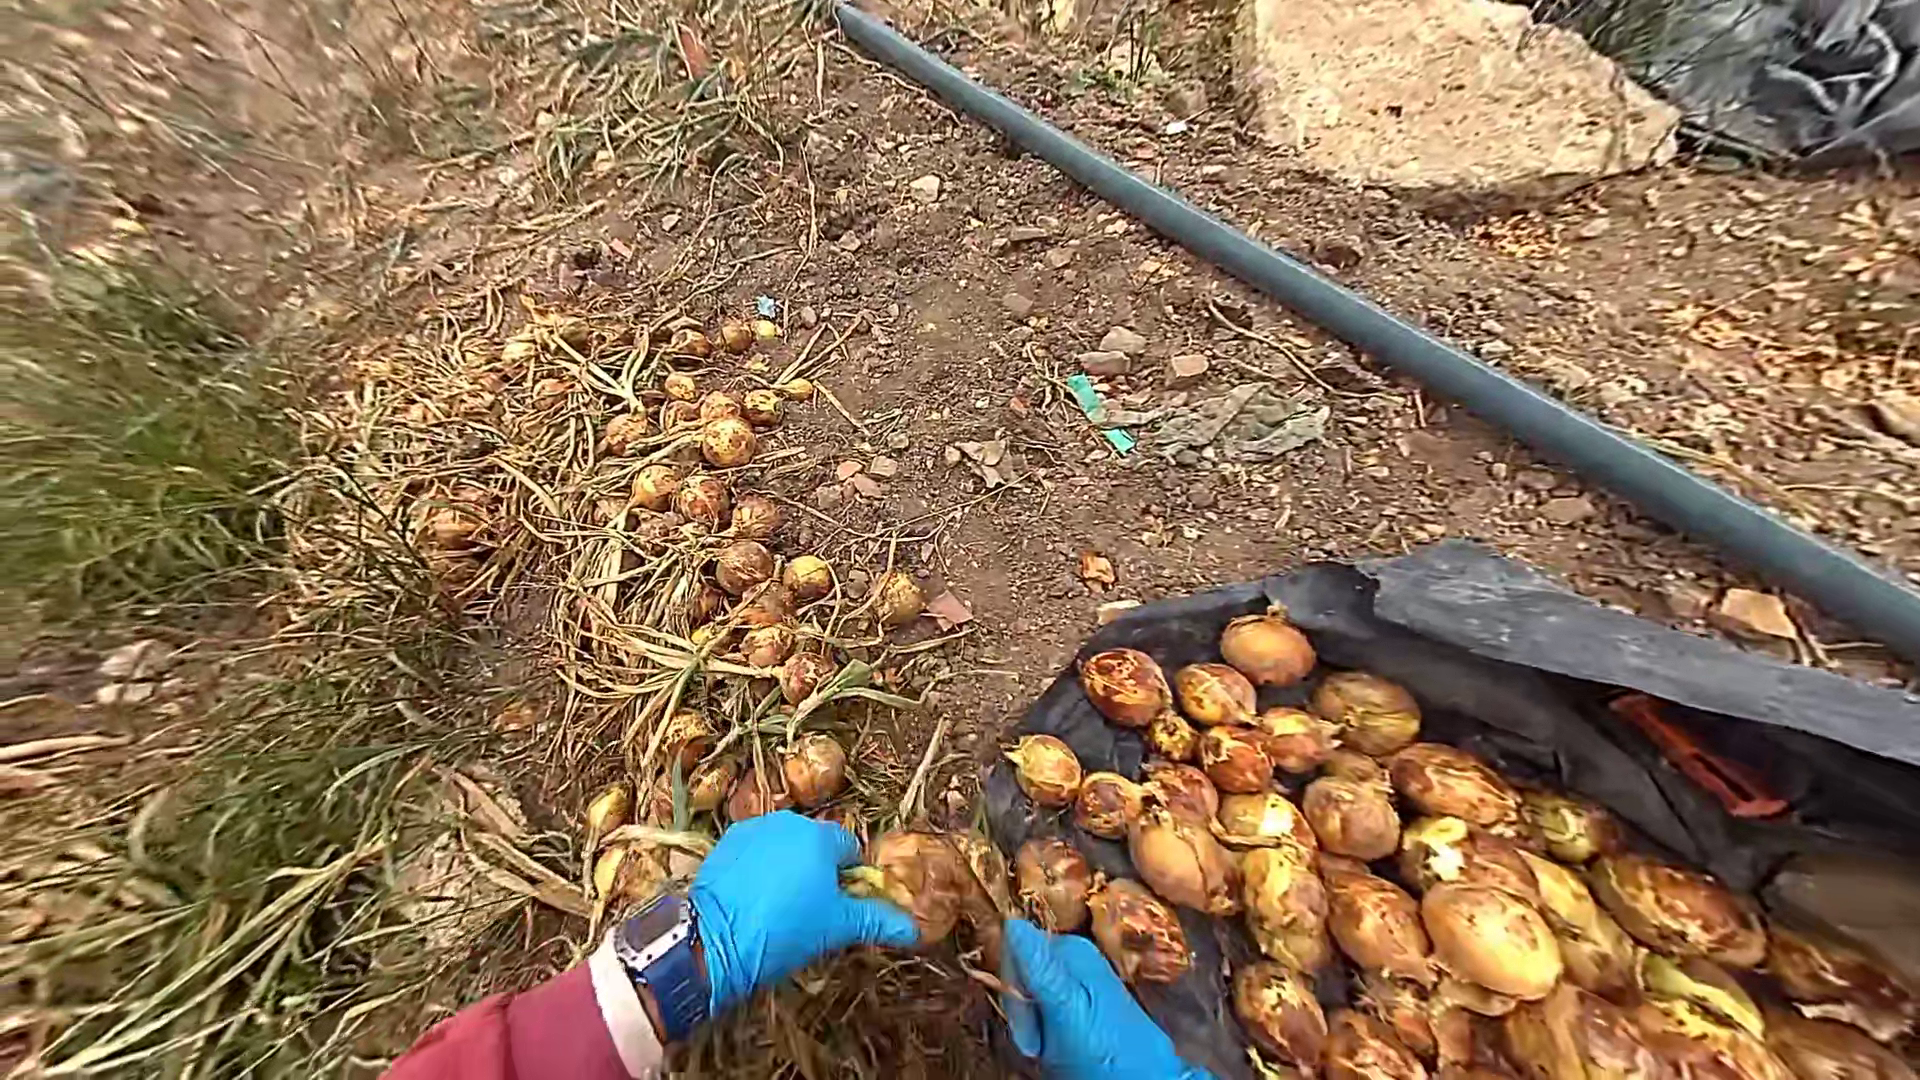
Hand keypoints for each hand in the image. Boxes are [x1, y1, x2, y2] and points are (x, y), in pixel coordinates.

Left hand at [690, 811, 918, 1011]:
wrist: (711, 941)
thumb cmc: (783, 929)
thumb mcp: (834, 927)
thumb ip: (874, 919)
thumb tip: (914, 928)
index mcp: (822, 836)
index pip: (848, 849)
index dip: (846, 878)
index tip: (835, 905)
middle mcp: (792, 821)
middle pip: (816, 844)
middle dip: (816, 871)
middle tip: (807, 910)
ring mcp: (758, 826)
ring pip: (786, 845)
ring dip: (788, 865)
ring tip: (776, 905)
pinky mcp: (730, 838)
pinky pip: (757, 848)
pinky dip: (759, 865)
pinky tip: (751, 895)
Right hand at [1001, 919, 1208, 1079]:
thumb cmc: (1103, 1055)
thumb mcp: (1066, 1012)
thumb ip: (1040, 968)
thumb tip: (1011, 921)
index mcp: (1070, 947)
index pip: (1014, 943)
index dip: (1012, 986)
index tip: (1026, 1029)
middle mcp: (1076, 951)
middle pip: (1023, 964)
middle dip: (1022, 1004)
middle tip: (1038, 1044)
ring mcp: (1082, 973)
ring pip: (1033, 984)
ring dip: (1033, 1017)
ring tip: (1051, 1047)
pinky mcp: (1086, 995)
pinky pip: (1048, 997)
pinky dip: (1048, 1023)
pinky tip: (1062, 1043)